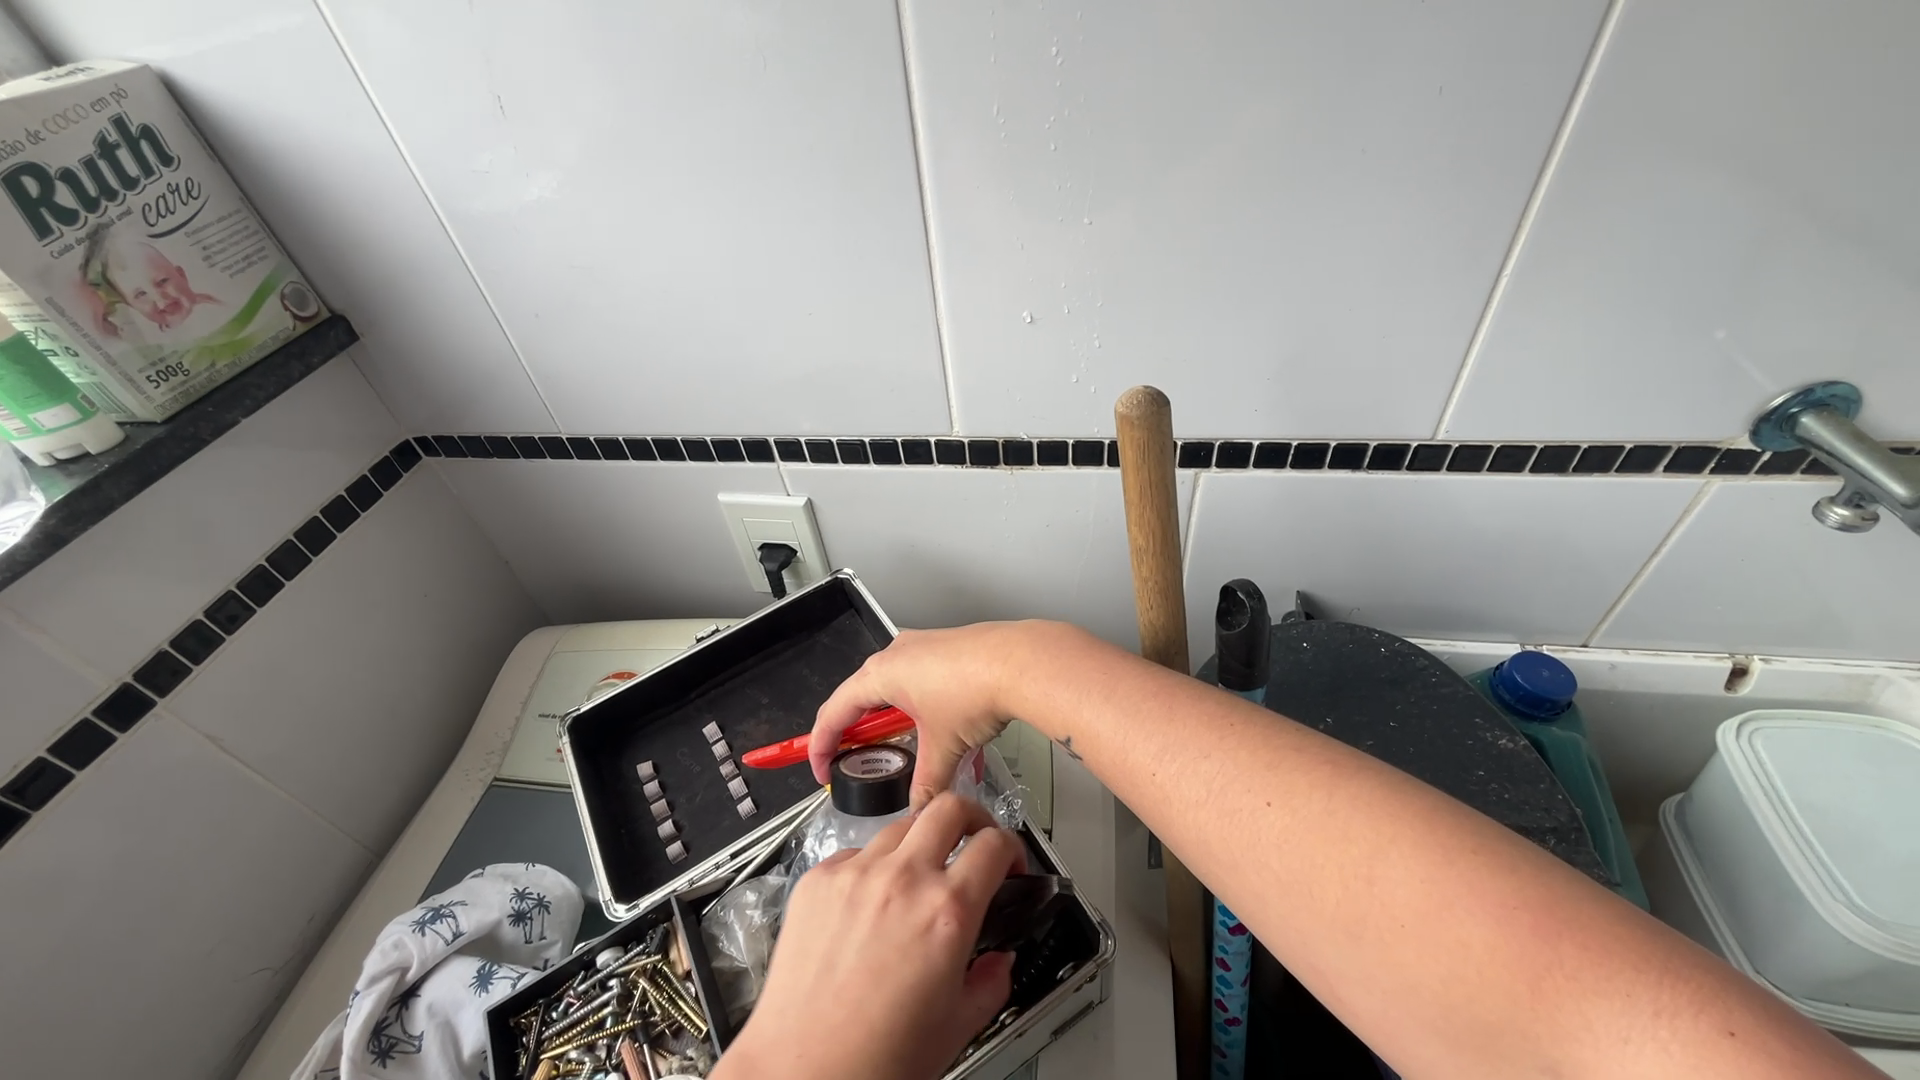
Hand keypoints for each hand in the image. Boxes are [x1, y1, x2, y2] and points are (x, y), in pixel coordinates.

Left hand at [713, 794, 1028, 1079]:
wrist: (801, 1073)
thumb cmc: (874, 1060)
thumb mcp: (958, 1026)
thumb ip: (991, 982)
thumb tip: (999, 960)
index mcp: (947, 912)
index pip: (995, 843)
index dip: (1012, 849)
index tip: (1009, 863)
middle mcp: (903, 880)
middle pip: (949, 806)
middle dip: (972, 818)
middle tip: (974, 841)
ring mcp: (856, 874)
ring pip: (902, 824)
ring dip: (921, 841)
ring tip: (919, 877)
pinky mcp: (818, 880)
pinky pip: (856, 853)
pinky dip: (873, 867)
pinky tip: (871, 903)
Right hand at [813, 622, 1072, 806]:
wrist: (1021, 660)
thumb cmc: (971, 697)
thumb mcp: (944, 748)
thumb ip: (926, 784)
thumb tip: (918, 811)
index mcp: (879, 674)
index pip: (834, 712)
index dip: (821, 746)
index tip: (822, 773)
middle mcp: (894, 653)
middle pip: (860, 695)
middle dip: (856, 731)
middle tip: (855, 761)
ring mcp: (922, 644)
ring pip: (892, 685)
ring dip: (891, 718)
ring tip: (901, 747)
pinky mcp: (947, 645)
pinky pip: (919, 677)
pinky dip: (919, 705)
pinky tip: (940, 727)